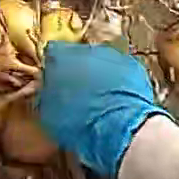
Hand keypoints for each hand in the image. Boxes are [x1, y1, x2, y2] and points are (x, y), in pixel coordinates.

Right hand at [35, 41, 166, 178]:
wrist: (122, 128)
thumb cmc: (79, 123)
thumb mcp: (49, 115)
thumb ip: (44, 94)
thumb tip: (45, 87)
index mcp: (61, 56)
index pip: (52, 52)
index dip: (53, 68)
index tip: (54, 82)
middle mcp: (87, 49)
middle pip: (77, 55)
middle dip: (77, 71)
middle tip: (77, 95)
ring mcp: (112, 55)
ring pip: (100, 62)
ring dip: (98, 75)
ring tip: (100, 102)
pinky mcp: (134, 66)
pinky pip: (121, 71)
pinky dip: (119, 82)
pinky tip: (118, 102)